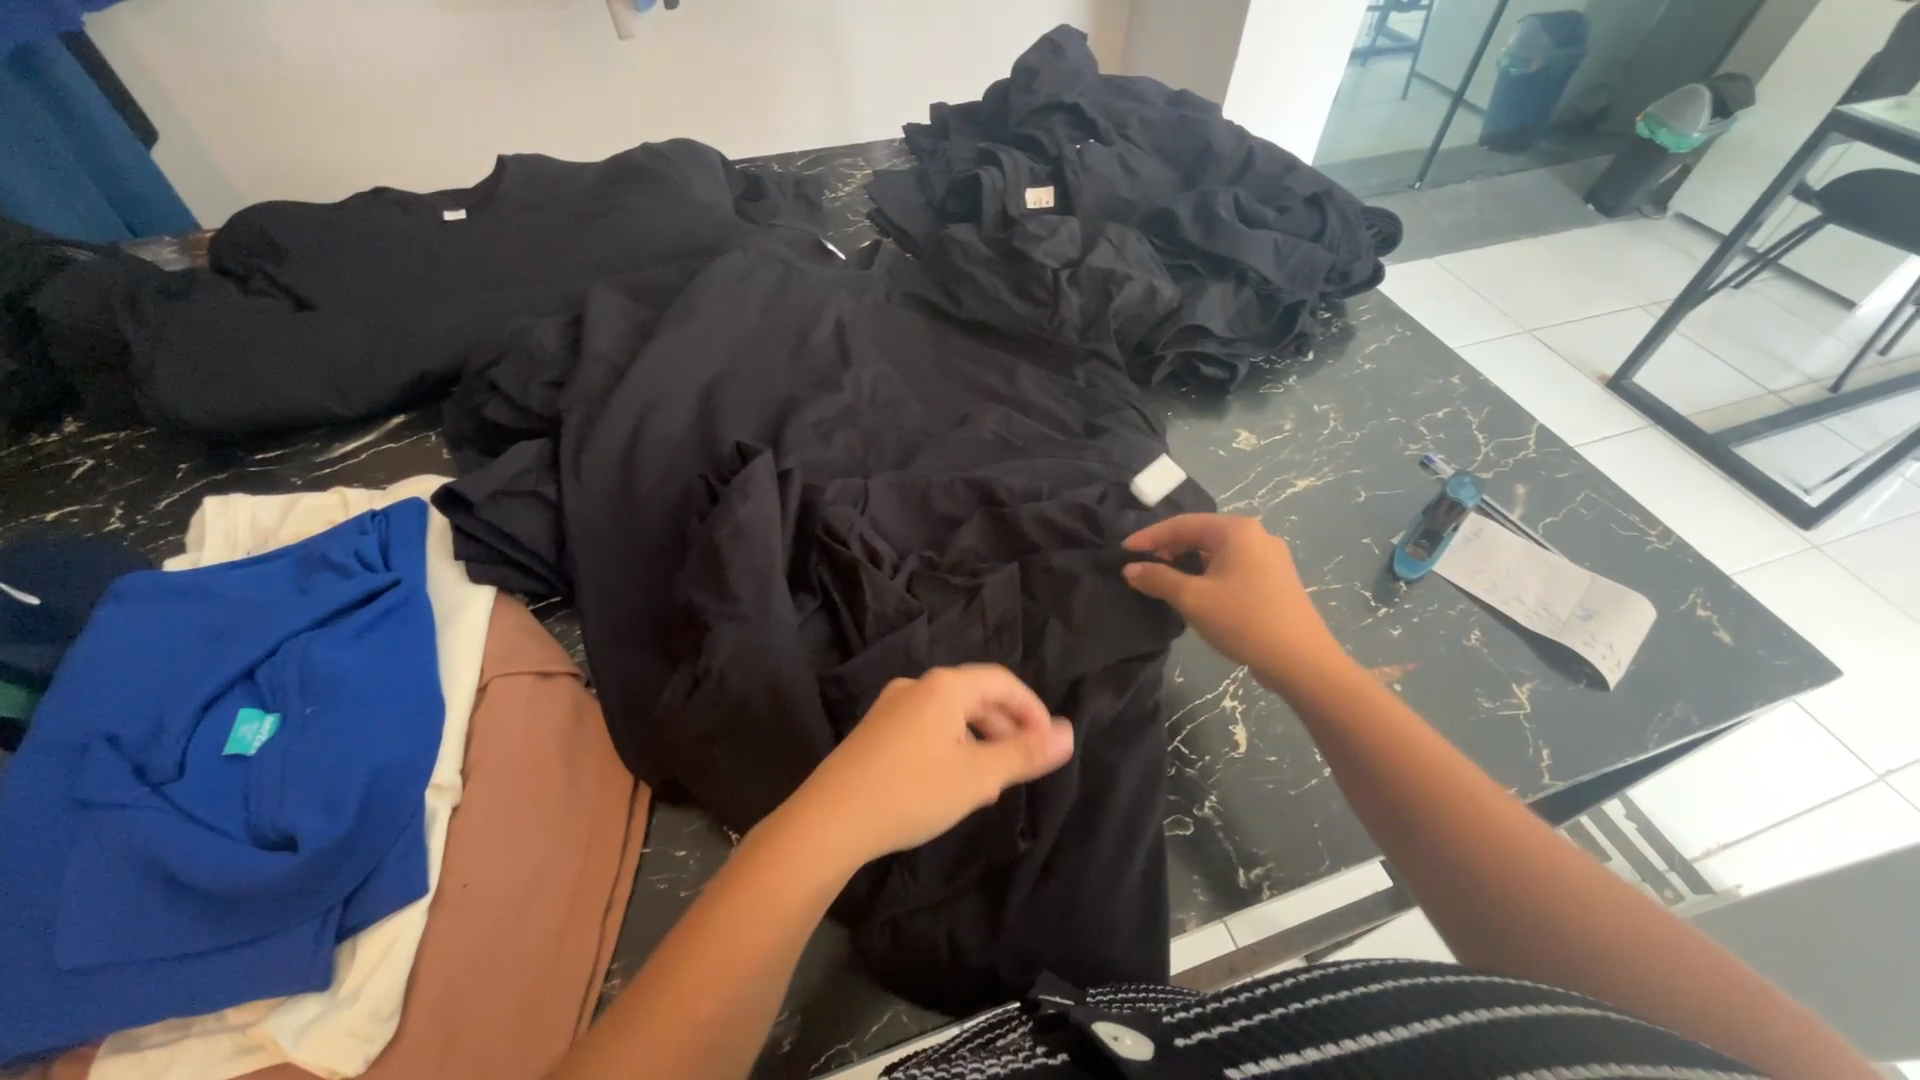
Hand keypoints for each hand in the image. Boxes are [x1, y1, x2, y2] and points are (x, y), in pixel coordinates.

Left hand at [775, 664, 1073, 868]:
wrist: (829, 821)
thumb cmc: (911, 793)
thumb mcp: (978, 777)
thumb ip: (1025, 754)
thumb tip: (1070, 733)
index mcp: (944, 687)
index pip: (1003, 682)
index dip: (1033, 710)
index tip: (1048, 745)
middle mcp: (916, 687)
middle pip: (976, 697)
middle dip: (1006, 730)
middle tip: (1021, 768)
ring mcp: (891, 708)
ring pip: (951, 717)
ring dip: (979, 744)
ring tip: (990, 784)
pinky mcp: (875, 733)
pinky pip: (928, 730)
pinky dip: (952, 750)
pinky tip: (952, 786)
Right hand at [1122, 514, 1342, 683]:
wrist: (1301, 661)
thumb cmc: (1243, 621)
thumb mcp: (1193, 599)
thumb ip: (1158, 579)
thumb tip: (1131, 568)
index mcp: (1237, 530)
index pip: (1183, 523)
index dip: (1150, 536)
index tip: (1124, 550)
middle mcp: (1257, 535)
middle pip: (1202, 534)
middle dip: (1170, 548)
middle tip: (1143, 566)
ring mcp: (1271, 558)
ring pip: (1218, 552)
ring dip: (1189, 563)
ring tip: (1165, 580)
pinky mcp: (1277, 580)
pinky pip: (1233, 567)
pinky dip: (1209, 574)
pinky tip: (1197, 592)